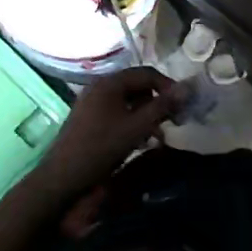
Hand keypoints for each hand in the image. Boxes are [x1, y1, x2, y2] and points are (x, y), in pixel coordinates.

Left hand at [39, 67, 182, 191]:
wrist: (63, 177)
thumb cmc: (101, 148)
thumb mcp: (137, 127)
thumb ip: (163, 106)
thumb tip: (189, 88)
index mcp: (110, 82)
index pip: (147, 73)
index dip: (168, 87)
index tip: (183, 106)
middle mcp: (99, 86)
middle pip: (137, 85)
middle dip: (157, 101)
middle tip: (172, 121)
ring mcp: (91, 102)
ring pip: (127, 100)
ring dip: (145, 114)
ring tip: (157, 135)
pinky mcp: (87, 117)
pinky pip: (116, 111)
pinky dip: (131, 121)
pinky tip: (138, 140)